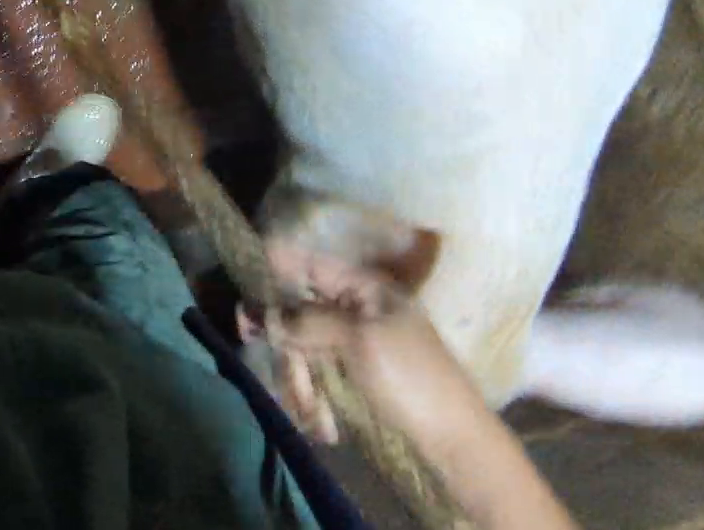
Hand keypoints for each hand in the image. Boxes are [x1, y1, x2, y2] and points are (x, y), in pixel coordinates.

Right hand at [241, 249, 486, 448]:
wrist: (458, 443)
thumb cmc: (412, 378)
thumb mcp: (358, 340)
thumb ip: (305, 319)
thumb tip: (259, 311)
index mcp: (361, 286)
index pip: (302, 261)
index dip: (269, 270)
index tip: (245, 296)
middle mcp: (351, 305)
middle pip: (294, 309)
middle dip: (283, 342)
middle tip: (257, 351)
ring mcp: (349, 339)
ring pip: (299, 345)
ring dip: (298, 379)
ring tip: (308, 414)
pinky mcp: (349, 371)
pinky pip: (313, 371)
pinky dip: (311, 395)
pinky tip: (318, 422)